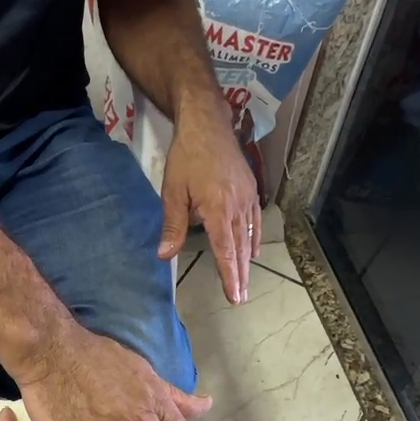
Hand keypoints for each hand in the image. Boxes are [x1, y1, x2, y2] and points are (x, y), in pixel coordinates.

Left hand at [157, 100, 260, 304]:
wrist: (208, 122)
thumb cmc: (186, 156)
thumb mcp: (173, 191)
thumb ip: (173, 225)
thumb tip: (165, 255)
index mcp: (218, 210)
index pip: (225, 251)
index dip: (229, 275)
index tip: (233, 295)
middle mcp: (237, 207)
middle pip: (240, 249)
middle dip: (240, 275)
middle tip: (240, 298)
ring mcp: (247, 198)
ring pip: (249, 237)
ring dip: (248, 262)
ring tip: (246, 282)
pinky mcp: (251, 189)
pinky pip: (255, 220)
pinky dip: (255, 238)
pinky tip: (255, 251)